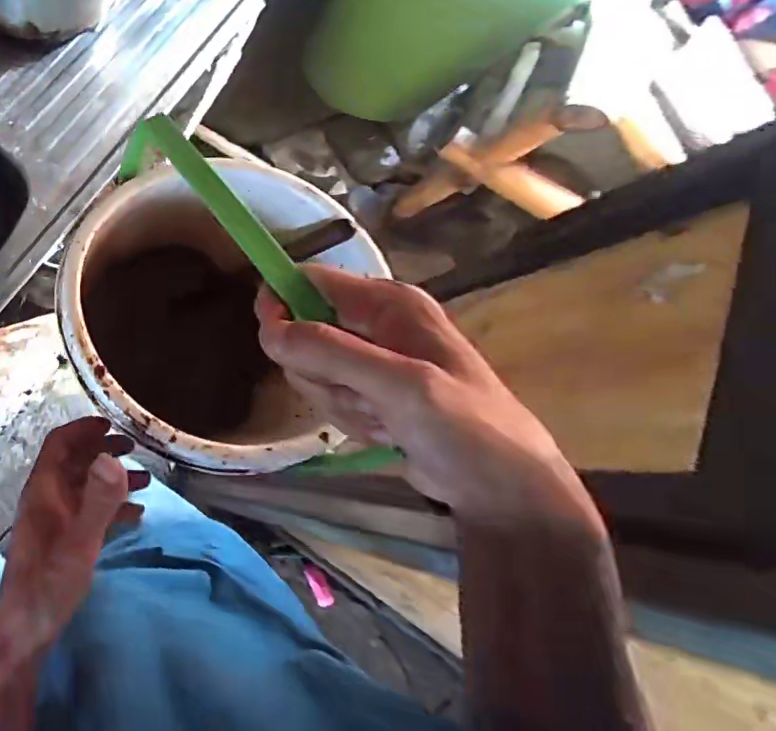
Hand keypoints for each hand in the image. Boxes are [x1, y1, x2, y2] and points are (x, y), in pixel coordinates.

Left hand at [0, 417, 149, 655]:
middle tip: (134, 446)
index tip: (110, 421)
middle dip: (102, 450)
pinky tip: (137, 514)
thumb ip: (98, 500)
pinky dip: (111, 506)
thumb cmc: (51, 582)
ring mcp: (53, 519)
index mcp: (43, 488)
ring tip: (145, 478)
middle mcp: (45, 497)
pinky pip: (88, 511)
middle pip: (73, 461)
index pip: (58, 443)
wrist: (28, 629)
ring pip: (83, 486)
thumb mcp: (81, 540)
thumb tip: (112, 457)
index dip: (82, 429)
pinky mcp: (61, 540)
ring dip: (110, 478)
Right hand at [256, 266, 597, 529]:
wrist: (507, 494)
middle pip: (300, 328)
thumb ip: (331, 352)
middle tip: (356, 395)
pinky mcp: (367, 388)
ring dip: (334, 398)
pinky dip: (346, 415)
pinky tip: (383, 430)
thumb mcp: (401, 385)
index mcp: (387, 301)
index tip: (276, 343)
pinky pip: (324, 391)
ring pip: (307, 365)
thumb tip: (268, 331)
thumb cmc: (467, 428)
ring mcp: (369, 356)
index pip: (306, 280)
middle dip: (317, 370)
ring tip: (380, 418)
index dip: (281, 304)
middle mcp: (373, 320)